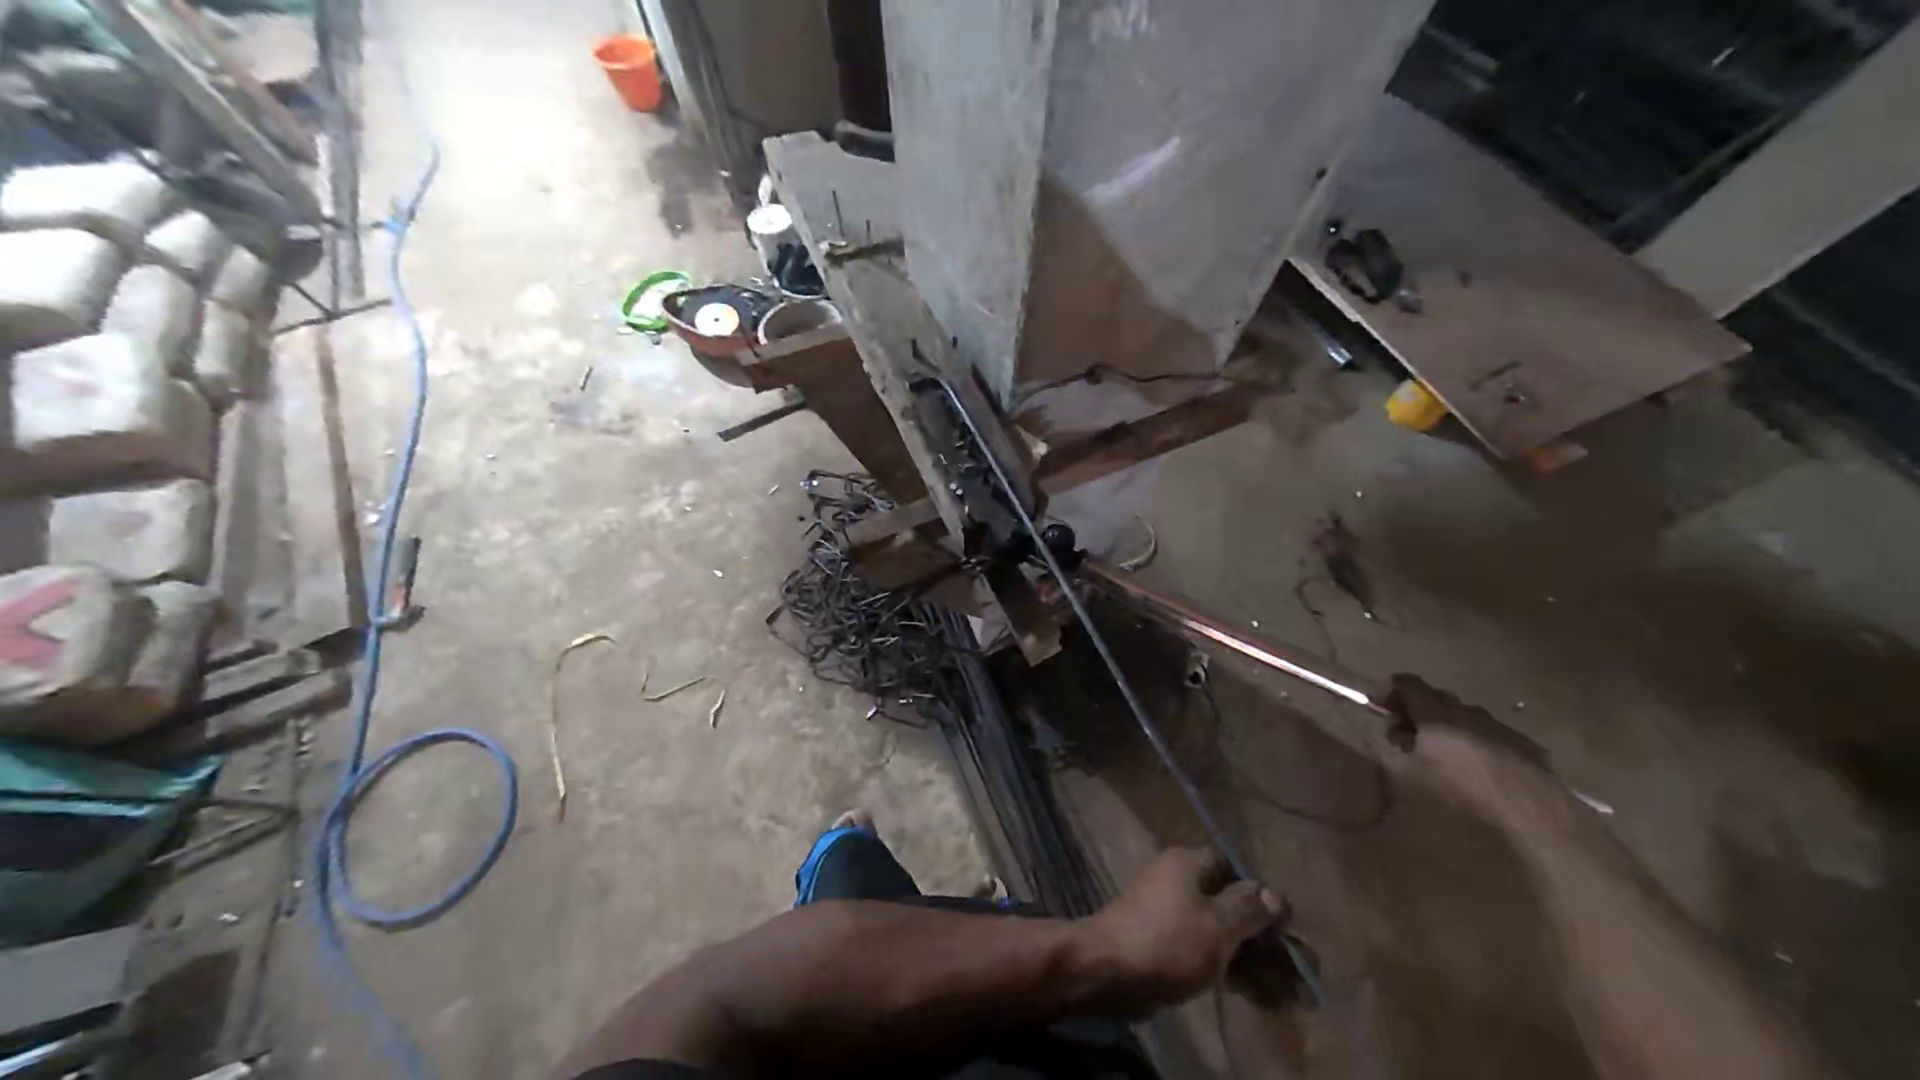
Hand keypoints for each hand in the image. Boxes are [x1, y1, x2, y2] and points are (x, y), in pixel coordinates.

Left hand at [1079, 847, 1282, 1013]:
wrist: (1108, 969)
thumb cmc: (1168, 941)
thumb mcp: (1217, 925)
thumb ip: (1247, 909)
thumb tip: (1273, 892)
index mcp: (1186, 862)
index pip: (1230, 864)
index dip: (1257, 891)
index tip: (1282, 923)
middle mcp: (1172, 877)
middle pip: (1222, 897)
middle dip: (1252, 929)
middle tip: (1282, 963)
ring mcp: (1161, 908)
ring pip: (1210, 924)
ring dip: (1237, 950)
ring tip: (1268, 983)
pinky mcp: (1154, 937)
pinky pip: (1194, 943)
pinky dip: (1215, 961)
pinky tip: (1236, 986)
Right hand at [1389, 674, 1570, 829]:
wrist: (1535, 816)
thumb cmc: (1463, 793)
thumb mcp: (1413, 775)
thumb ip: (1401, 749)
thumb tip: (1400, 737)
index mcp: (1436, 714)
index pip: (1407, 683)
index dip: (1392, 694)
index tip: (1387, 716)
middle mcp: (1468, 711)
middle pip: (1436, 698)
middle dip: (1419, 713)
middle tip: (1411, 740)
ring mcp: (1501, 726)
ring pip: (1466, 716)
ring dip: (1450, 728)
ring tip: (1448, 759)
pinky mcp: (1526, 745)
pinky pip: (1492, 735)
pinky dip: (1478, 743)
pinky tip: (1482, 772)